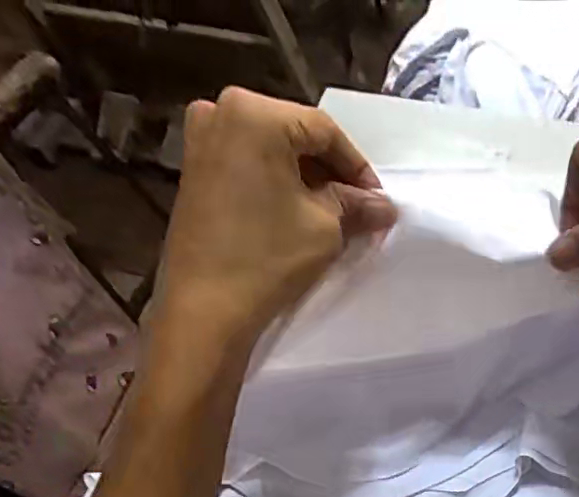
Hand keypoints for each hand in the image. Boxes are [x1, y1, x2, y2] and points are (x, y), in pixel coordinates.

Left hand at [159, 88, 396, 335]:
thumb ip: (355, 206)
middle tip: (358, 209)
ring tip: (332, 215)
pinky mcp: (194, 169)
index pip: (324, 130)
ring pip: (272, 150)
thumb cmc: (269, 258)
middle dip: (330, 172)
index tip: (377, 201)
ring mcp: (202, 139)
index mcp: (255, 114)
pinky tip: (298, 213)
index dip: (357, 167)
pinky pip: (249, 164)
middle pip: (296, 134)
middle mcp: (222, 111)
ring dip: (306, 179)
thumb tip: (384, 205)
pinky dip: (277, 183)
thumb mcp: (325, 228)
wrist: (208, 304)